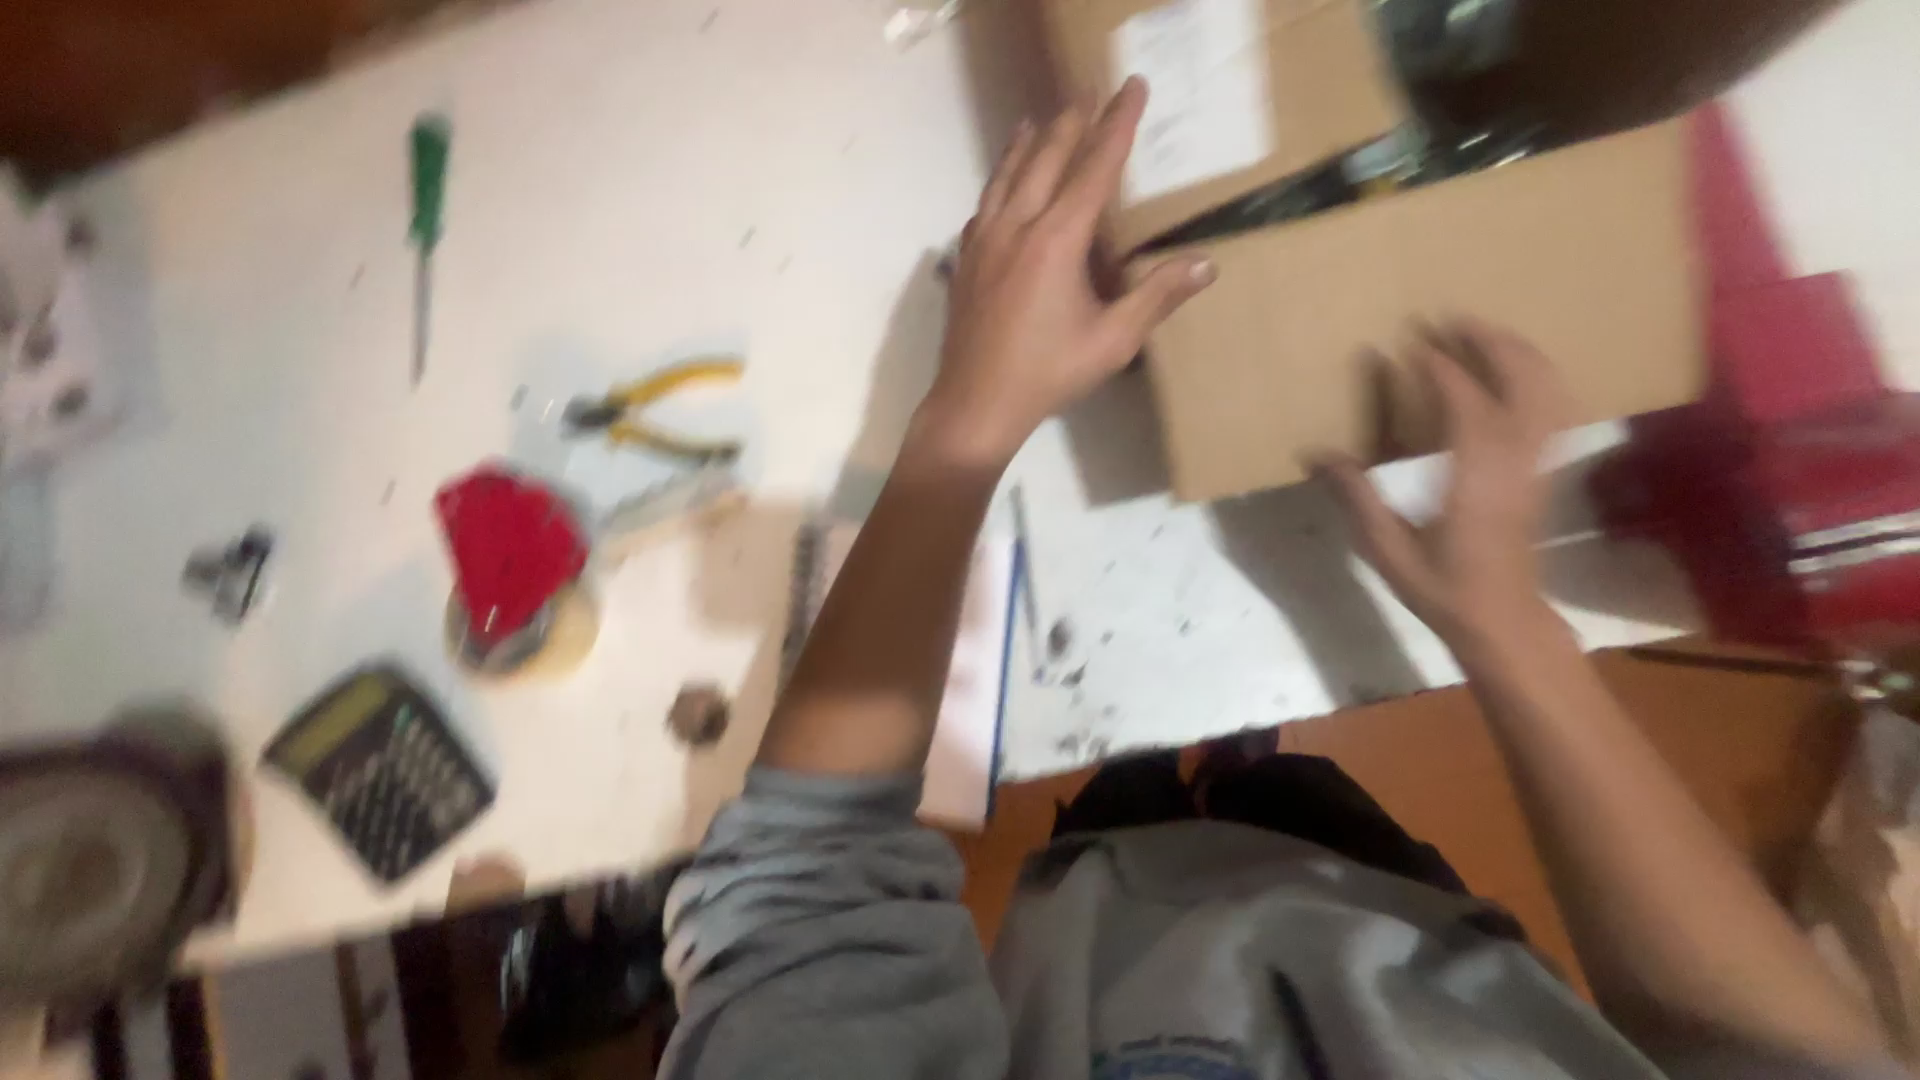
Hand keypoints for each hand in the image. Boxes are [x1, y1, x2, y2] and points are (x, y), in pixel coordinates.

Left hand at [915, 77, 1216, 463]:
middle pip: (1045, 158)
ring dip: (1025, 144)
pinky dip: (998, 184)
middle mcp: (1016, 227)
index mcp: (1056, 240)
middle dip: (1071, 122)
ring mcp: (983, 243)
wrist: (975, 404)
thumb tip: (1206, 264)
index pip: (1094, 167)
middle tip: (1088, 92)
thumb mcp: (1112, 341)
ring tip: (1036, 121)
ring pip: (1005, 177)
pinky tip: (1000, 189)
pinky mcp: (964, 262)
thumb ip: (1156, 297)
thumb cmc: (1047, 375)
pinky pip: (983, 207)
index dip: (1117, 124)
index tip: (1131, 87)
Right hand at [1314, 319, 1571, 649]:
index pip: (1466, 406)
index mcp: (1476, 480)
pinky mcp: (1544, 469)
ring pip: (1547, 390)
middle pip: (1522, 383)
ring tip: (1482, 332)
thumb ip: (1357, 497)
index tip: (1412, 342)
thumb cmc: (1441, 586)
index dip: (1441, 369)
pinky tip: (1511, 372)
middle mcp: (1516, 462)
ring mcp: (1538, 464)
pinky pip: (1553, 407)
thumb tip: (1317, 454)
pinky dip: (1536, 376)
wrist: (1502, 618)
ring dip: (1518, 352)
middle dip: (1489, 343)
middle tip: (1450, 318)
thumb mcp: (1387, 548)